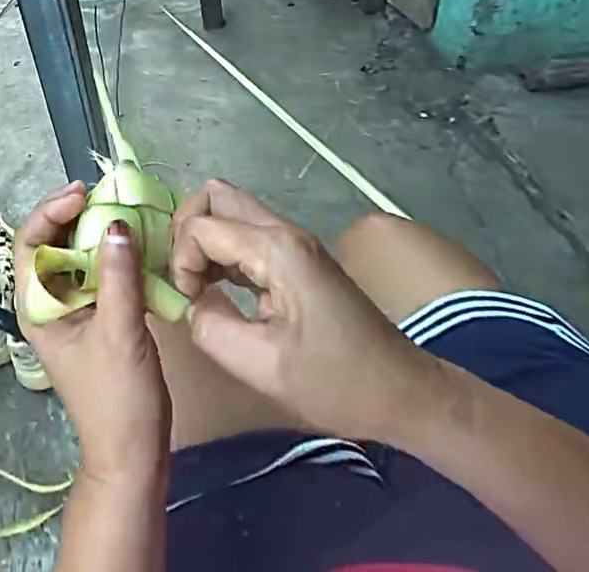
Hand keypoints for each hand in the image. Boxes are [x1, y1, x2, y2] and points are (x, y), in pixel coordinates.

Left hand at [15, 181, 171, 486]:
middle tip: (99, 193)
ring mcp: (71, 308)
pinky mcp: (94, 314)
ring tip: (115, 207)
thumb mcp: (119, 332)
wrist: (133, 453)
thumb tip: (117, 222)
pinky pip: (95, 271)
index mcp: (36, 307)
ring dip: (91, 229)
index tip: (80, 195)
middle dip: (69, 214)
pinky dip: (110, 251)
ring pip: (73, 255)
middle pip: (49, 244)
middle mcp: (48, 302)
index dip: (49, 213)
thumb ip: (117, 275)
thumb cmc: (117, 398)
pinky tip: (130, 240)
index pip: (28, 245)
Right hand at [169, 180, 448, 441]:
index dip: (181, 261)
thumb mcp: (262, 367)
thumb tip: (191, 302)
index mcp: (278, 250)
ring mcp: (294, 242)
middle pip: (216, 195)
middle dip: (187, 229)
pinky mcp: (298, 257)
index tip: (190, 300)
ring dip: (205, 238)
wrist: (406, 394)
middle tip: (186, 274)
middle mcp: (285, 232)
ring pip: (230, 209)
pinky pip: (246, 233)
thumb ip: (209, 327)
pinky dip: (223, 249)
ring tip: (199, 282)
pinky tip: (220, 286)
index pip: (201, 227)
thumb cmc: (338, 384)